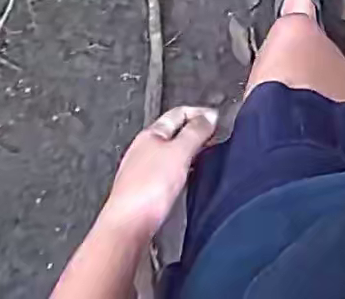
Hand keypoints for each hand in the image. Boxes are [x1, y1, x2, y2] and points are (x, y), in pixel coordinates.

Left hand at [99, 105, 217, 236]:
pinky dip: (182, 173)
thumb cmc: (146, 190)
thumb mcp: (179, 151)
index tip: (218, 120)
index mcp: (150, 135)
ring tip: (206, 159)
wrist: (126, 232)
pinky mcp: (144, 195)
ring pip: (172, 155)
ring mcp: (142, 173)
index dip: (200, 113)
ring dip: (190, 154)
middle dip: (196, 133)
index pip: (179, 113)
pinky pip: (168, 175)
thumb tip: (209, 116)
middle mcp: (143, 151)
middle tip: (215, 138)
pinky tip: (189, 181)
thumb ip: (196, 131)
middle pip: (175, 134)